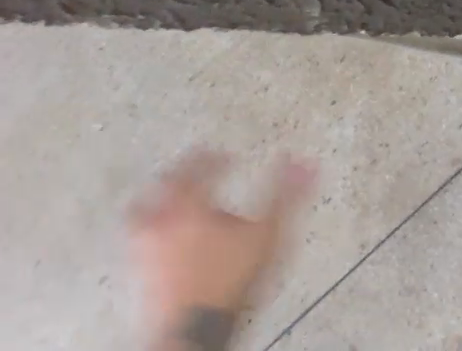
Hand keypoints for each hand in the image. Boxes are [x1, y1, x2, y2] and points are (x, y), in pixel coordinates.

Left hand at [127, 151, 314, 350]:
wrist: (195, 324)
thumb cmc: (232, 273)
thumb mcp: (270, 229)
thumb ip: (287, 193)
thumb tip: (305, 161)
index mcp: (191, 209)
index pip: (194, 173)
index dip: (208, 159)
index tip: (221, 152)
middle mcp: (161, 226)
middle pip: (154, 194)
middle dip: (171, 177)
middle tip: (184, 168)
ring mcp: (146, 253)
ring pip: (140, 220)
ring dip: (154, 205)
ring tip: (167, 201)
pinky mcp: (142, 275)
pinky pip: (140, 243)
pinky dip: (152, 230)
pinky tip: (167, 238)